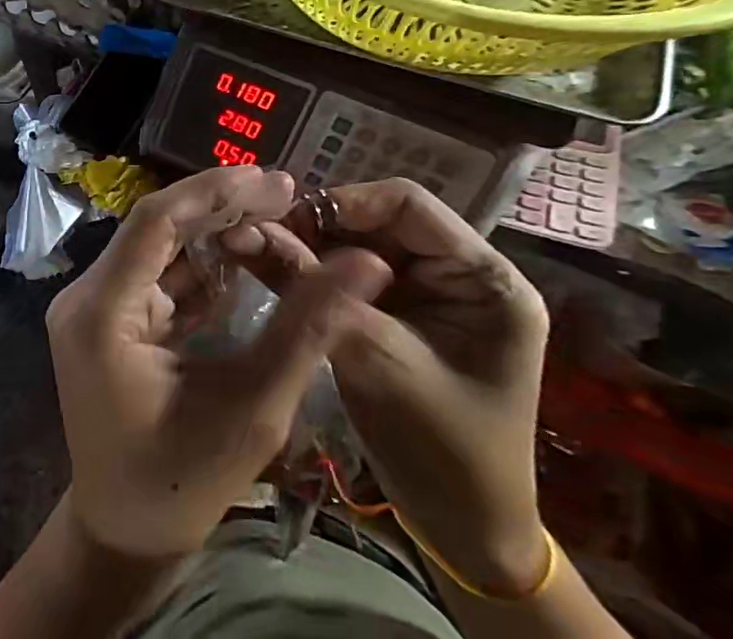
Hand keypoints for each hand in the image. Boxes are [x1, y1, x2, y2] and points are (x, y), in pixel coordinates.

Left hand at [45, 167, 388, 559]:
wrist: (127, 531)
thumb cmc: (184, 482)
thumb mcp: (254, 406)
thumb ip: (309, 328)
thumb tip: (366, 261)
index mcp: (101, 314)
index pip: (154, 223)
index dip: (215, 192)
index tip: (276, 181)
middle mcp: (86, 298)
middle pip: (156, 228)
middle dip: (222, 209)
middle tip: (288, 197)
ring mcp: (94, 308)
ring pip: (160, 248)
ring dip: (215, 235)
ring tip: (276, 223)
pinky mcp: (110, 319)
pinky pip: (159, 276)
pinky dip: (202, 268)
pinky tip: (246, 263)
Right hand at [219, 178, 551, 593]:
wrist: (466, 530)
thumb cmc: (444, 453)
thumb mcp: (377, 365)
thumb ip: (316, 295)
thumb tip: (247, 232)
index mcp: (485, 279)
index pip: (409, 205)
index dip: (343, 202)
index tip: (281, 219)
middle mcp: (460, 272)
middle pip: (379, 221)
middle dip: (319, 226)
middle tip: (258, 236)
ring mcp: (429, 293)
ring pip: (358, 245)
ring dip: (309, 247)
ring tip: (256, 250)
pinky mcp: (401, 313)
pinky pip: (351, 277)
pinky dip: (313, 274)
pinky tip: (272, 271)